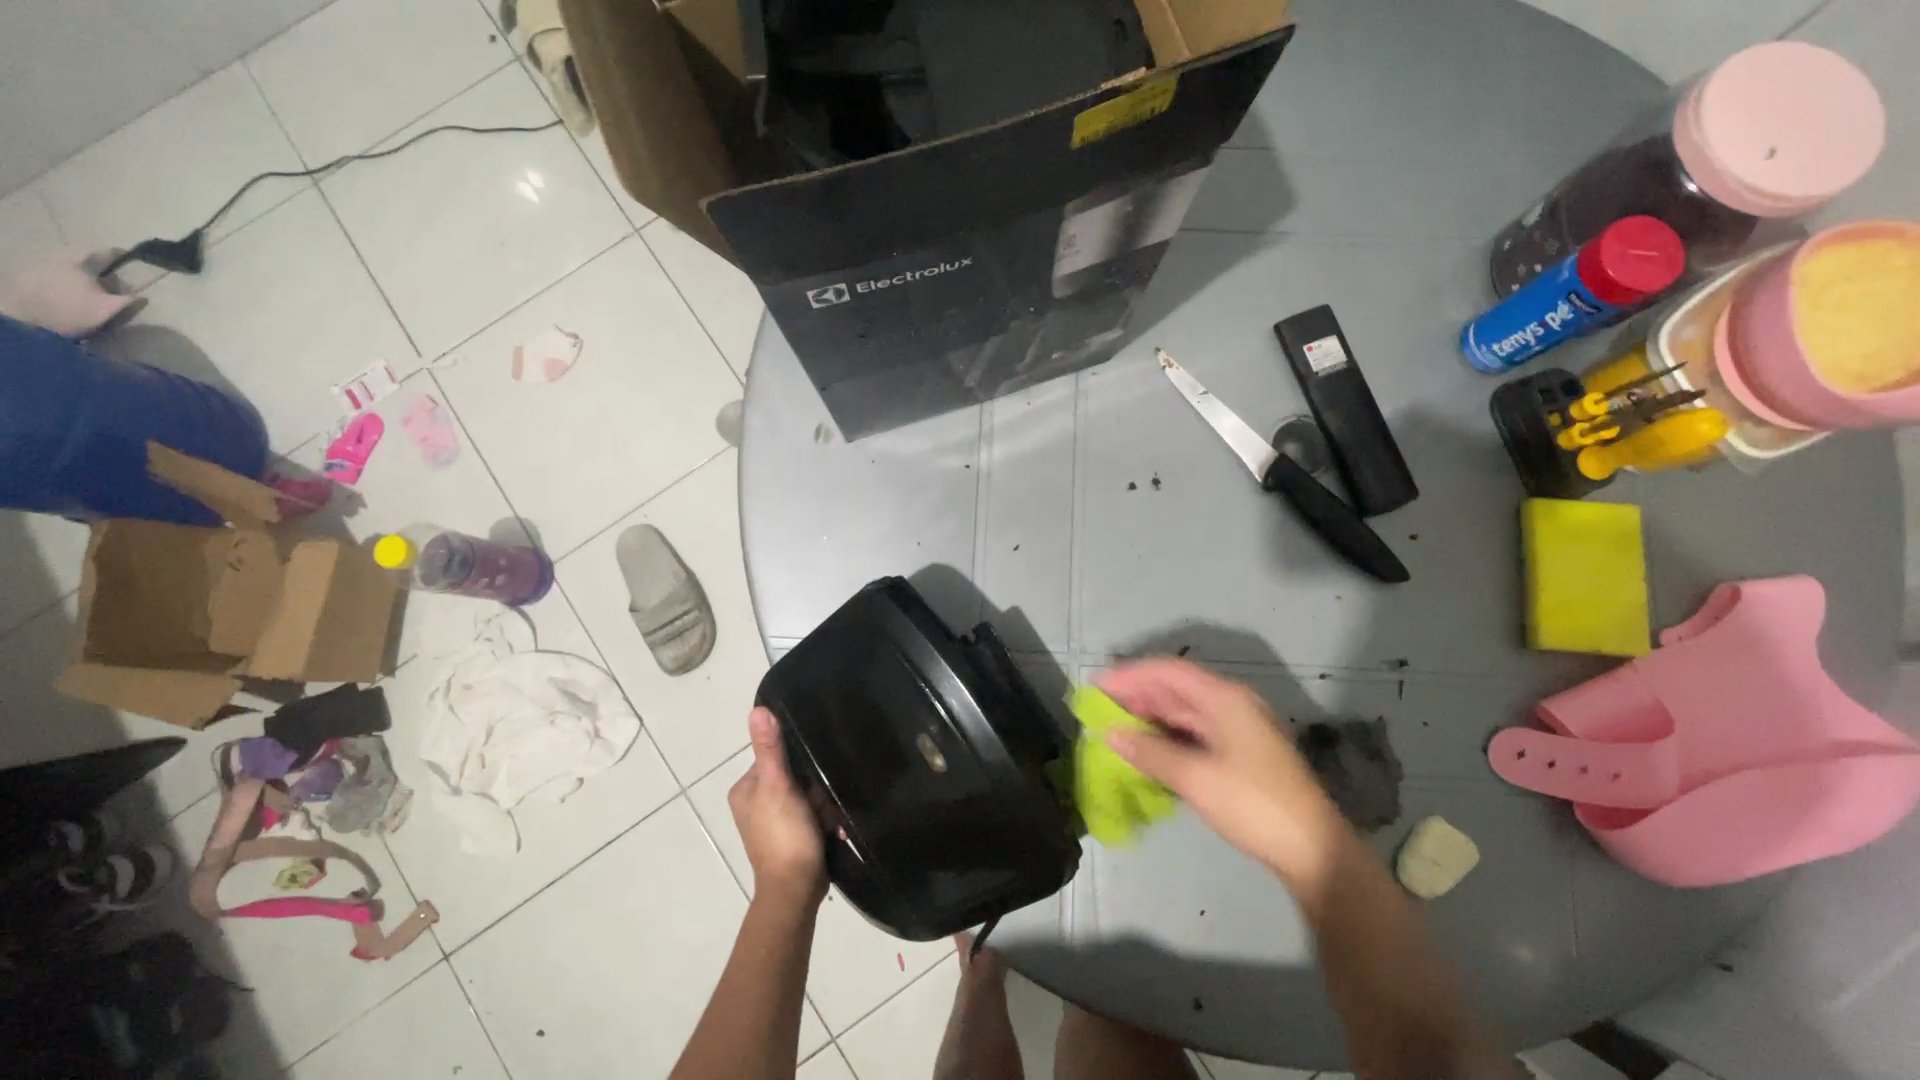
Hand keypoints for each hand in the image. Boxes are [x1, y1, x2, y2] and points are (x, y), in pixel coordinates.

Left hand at [729, 707, 825, 908]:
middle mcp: (755, 804)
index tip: (815, 776)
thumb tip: (758, 709)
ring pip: (808, 797)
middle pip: (795, 777)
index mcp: (745, 789)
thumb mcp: (777, 787)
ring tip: (832, 820)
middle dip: (816, 789)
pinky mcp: (791, 839)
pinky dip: (826, 822)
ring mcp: (774, 823)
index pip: (776, 756)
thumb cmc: (784, 836)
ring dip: (824, 806)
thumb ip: (770, 749)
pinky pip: (813, 817)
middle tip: (825, 803)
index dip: (800, 763)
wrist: (795, 891)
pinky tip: (835, 830)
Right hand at [1098, 658, 1351, 895]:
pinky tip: (1148, 750)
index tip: (1096, 687)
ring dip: (1151, 716)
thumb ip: (1149, 752)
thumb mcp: (1195, 778)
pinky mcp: (1242, 753)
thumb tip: (1110, 733)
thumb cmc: (1252, 804)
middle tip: (1100, 709)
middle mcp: (1233, 704)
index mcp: (1225, 699)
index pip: (1169, 671)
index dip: (1130, 675)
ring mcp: (1240, 729)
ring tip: (1117, 728)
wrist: (1312, 848)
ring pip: (1186, 711)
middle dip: (1137, 694)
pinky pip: (1196, 732)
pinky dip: (1168, 735)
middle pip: (1177, 688)